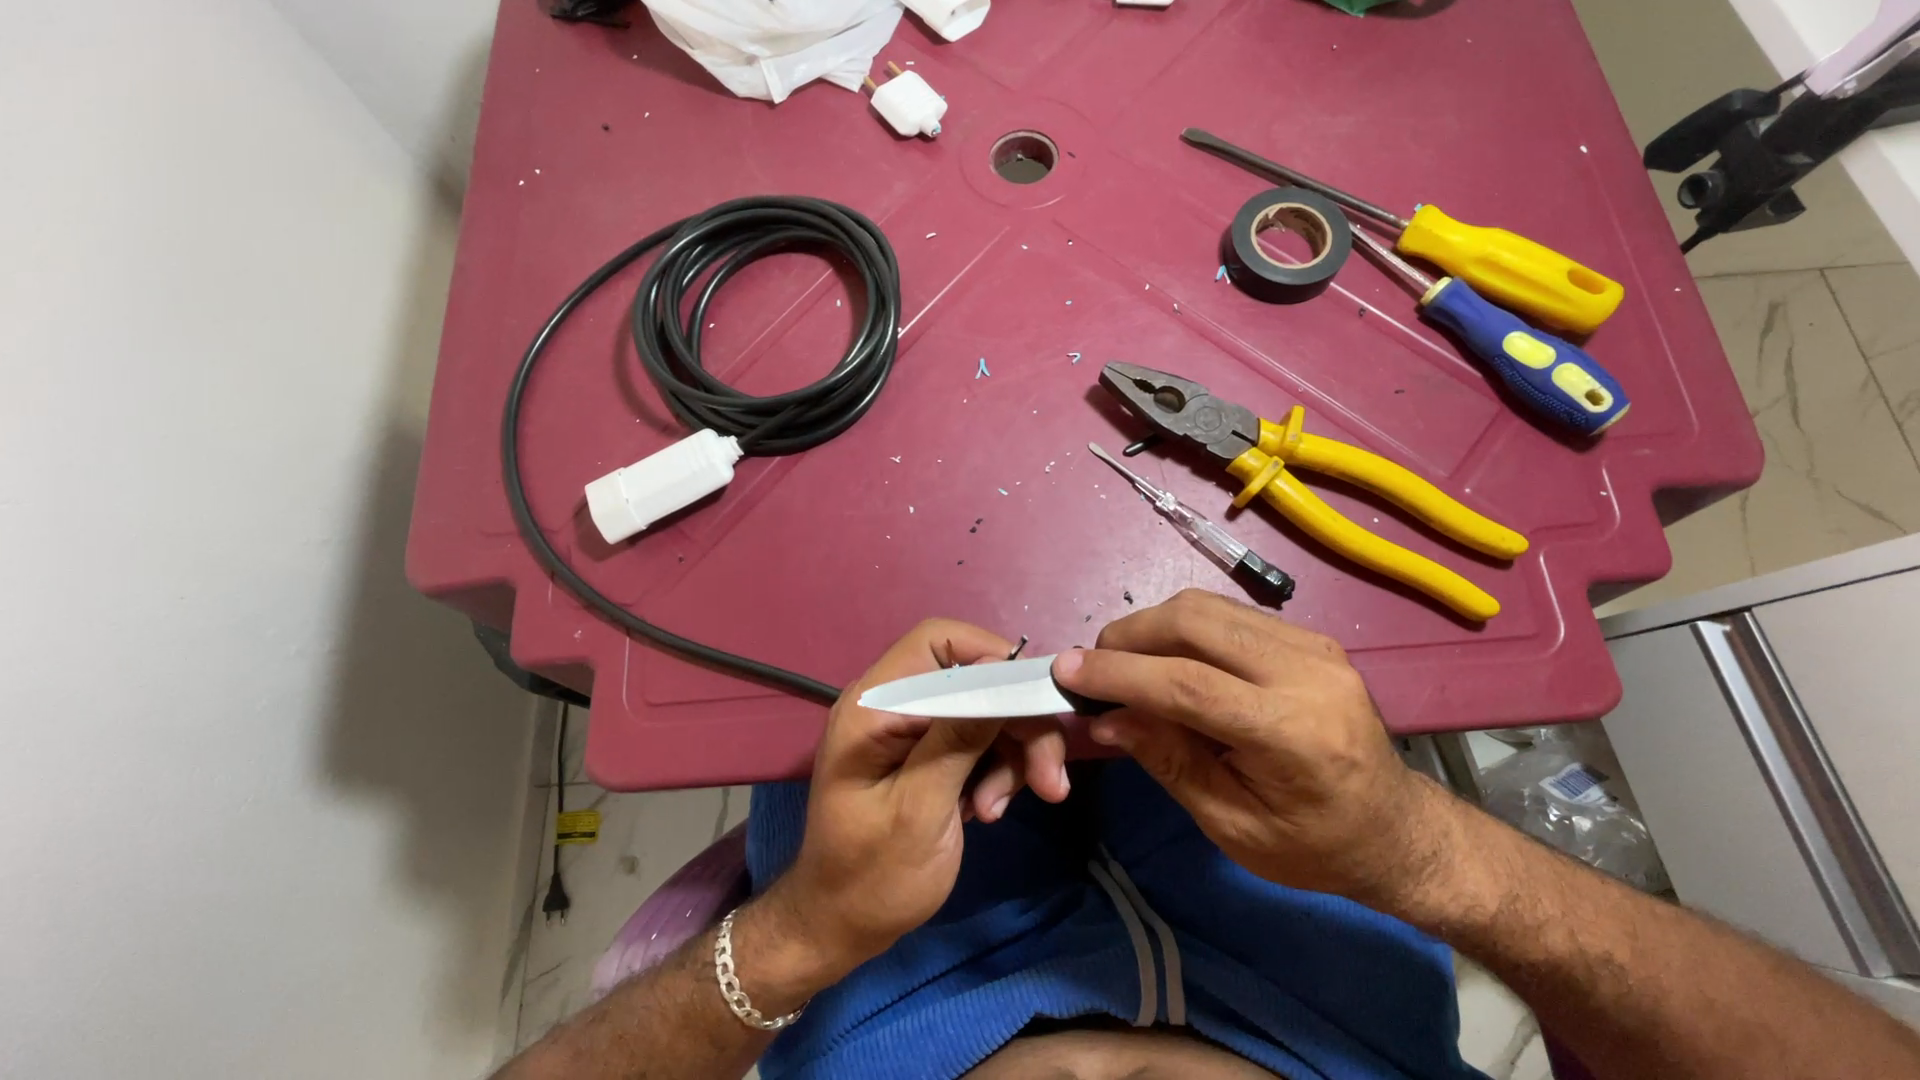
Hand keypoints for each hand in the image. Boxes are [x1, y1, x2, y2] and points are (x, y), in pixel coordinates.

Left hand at [772, 619, 1068, 970]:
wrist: (841, 927)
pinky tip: (988, 812)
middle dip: (1017, 723)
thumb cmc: (871, 876)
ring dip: (1012, 756)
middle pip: (975, 679)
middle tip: (1050, 779)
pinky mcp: (931, 755)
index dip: (992, 658)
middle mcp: (893, 706)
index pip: (938, 640)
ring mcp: (913, 730)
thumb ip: (958, 741)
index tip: (1035, 704)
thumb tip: (1002, 678)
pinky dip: (998, 772)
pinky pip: (982, 742)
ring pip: (987, 712)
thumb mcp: (919, 810)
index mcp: (874, 707)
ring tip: (999, 810)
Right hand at [1050, 589, 1443, 907]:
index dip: (1120, 673)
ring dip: (1152, 626)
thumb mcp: (1233, 827)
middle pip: (1195, 622)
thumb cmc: (1314, 846)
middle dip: (1129, 635)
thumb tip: (1108, 719)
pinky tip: (1169, 659)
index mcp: (1293, 733)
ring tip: (1125, 663)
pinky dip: (1184, 628)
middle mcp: (1307, 673)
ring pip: (1208, 606)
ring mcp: (1313, 646)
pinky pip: (1229, 613)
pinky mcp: (1310, 637)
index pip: (1189, 684)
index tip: (1066, 670)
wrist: (1396, 829)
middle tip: (1094, 666)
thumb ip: (1170, 763)